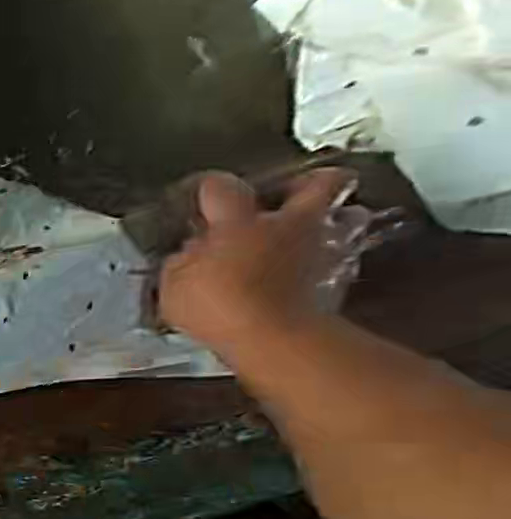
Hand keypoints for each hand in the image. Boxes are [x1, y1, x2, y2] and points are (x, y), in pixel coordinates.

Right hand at [158, 167, 364, 355]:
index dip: (207, 185)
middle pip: (321, 182)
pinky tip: (300, 270)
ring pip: (345, 215)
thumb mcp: (173, 283)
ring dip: (326, 220)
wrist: (271, 336)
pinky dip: (321, 258)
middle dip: (304, 183)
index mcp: (240, 222)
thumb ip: (183, 259)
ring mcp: (320, 247)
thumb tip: (193, 249)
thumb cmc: (214, 305)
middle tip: (281, 197)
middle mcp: (288, 224)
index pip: (222, 187)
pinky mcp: (338, 273)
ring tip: (300, 234)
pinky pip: (336, 254)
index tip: (199, 191)